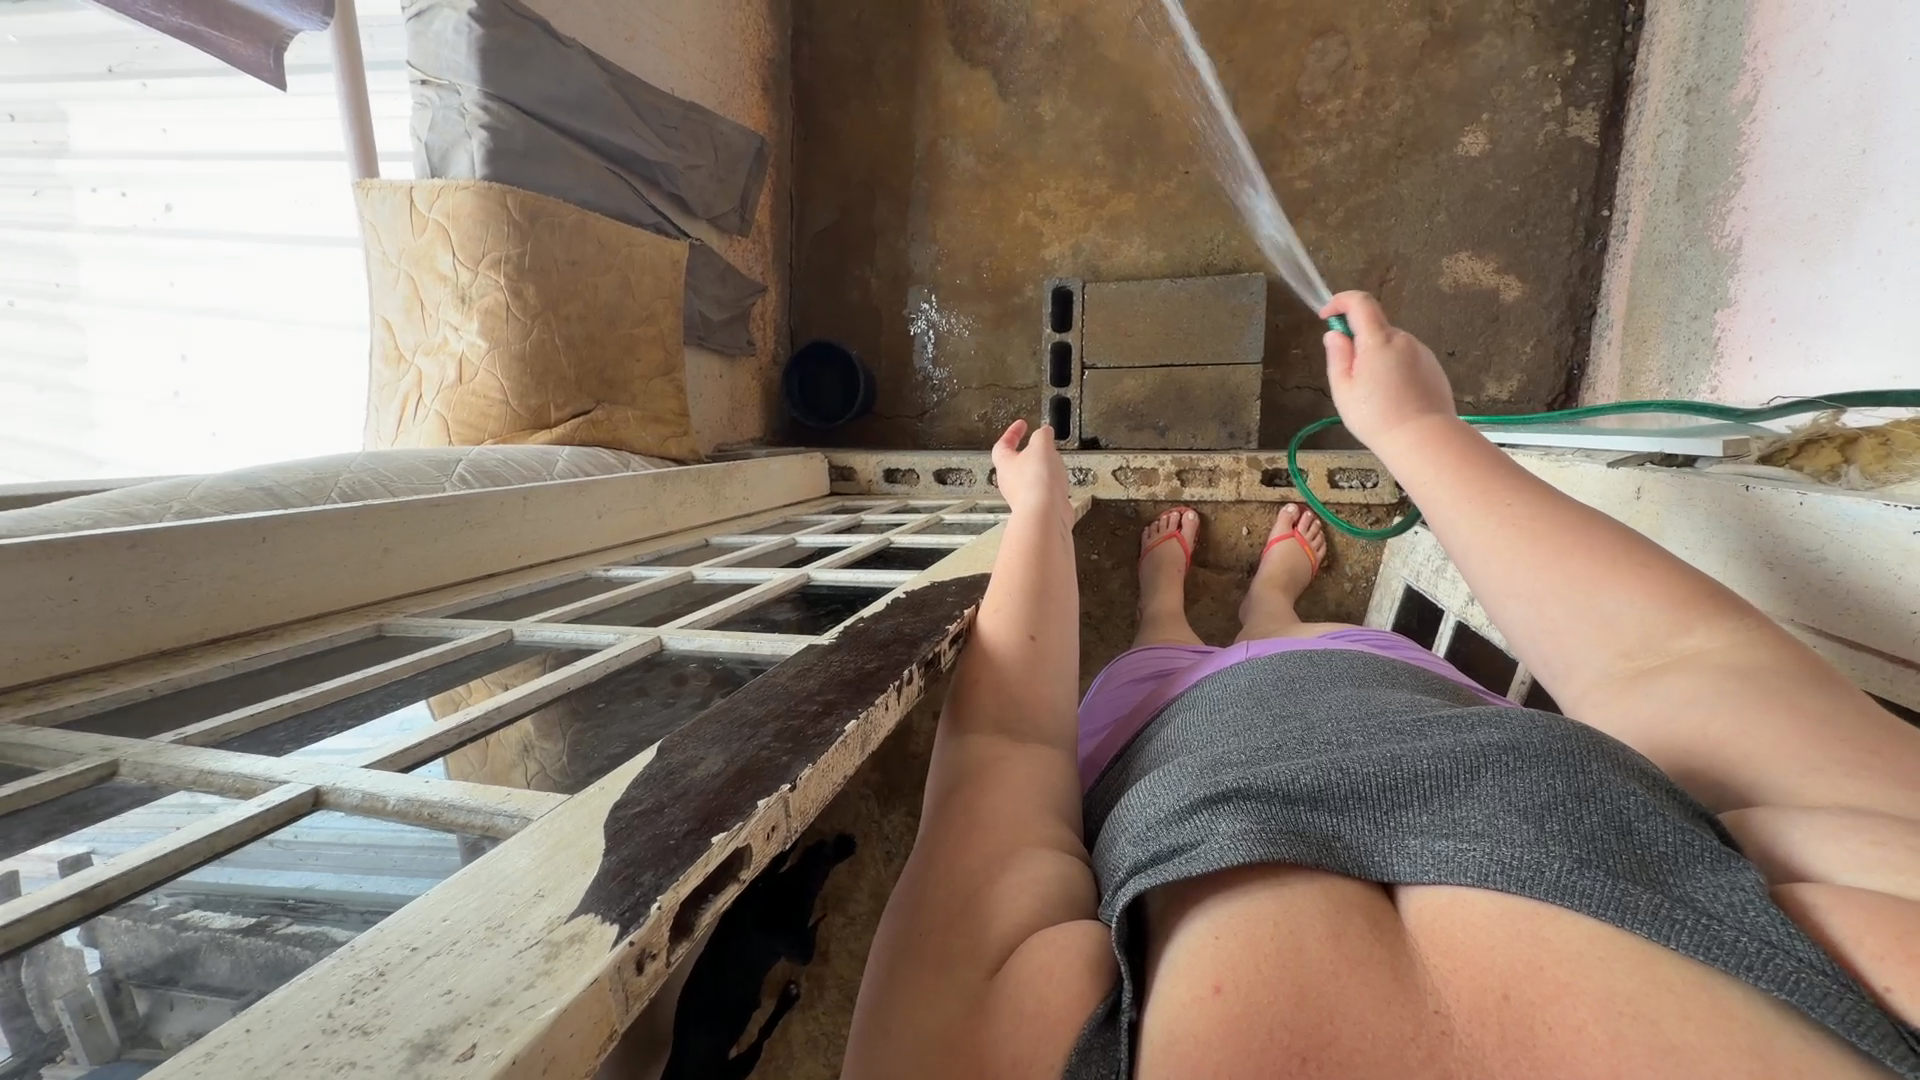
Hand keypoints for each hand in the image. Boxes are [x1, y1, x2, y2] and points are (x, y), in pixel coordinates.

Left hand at [990, 420, 1070, 520]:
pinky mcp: (1037, 507)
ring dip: (1040, 469)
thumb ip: (1042, 436)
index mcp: (1005, 463)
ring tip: (1052, 462)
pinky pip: (1042, 492)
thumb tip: (1044, 431)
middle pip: (1014, 463)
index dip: (1012, 433)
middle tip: (1037, 444)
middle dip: (1027, 452)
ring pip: (1029, 478)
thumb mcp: (1041, 447)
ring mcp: (1023, 496)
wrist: (1045, 514)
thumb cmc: (1036, 483)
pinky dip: (1050, 484)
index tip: (1021, 425)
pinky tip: (1060, 482)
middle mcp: (1010, 481)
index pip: (1002, 444)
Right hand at [1321, 291, 1459, 450]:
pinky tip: (1390, 396)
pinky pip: (1405, 358)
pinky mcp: (1432, 366)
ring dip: (1375, 357)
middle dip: (1357, 341)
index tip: (1327, 315)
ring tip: (1370, 392)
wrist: (1422, 437)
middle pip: (1375, 327)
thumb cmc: (1375, 417)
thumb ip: (1337, 356)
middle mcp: (1403, 339)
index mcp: (1378, 341)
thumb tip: (1335, 334)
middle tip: (1347, 374)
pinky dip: (1392, 367)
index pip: (1360, 303)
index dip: (1340, 302)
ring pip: (1390, 344)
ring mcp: (1421, 352)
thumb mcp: (1343, 389)